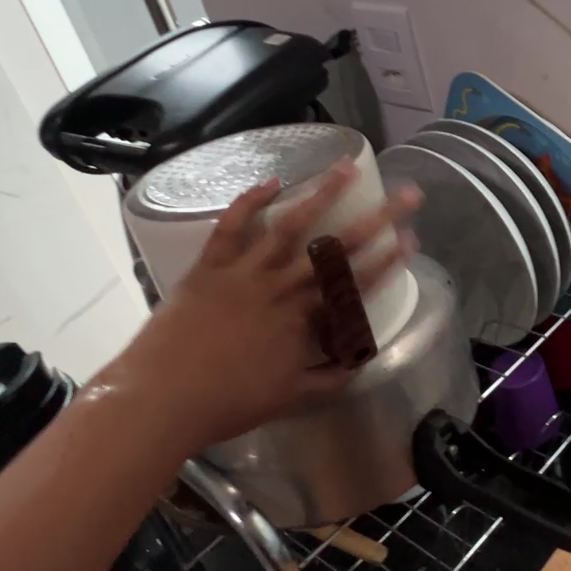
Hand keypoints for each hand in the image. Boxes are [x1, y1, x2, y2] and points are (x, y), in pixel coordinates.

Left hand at [93, 161, 418, 453]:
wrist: (159, 401)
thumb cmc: (227, 403)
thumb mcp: (291, 397)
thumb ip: (331, 377)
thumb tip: (361, 360)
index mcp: (304, 320)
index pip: (358, 283)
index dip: (389, 260)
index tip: (412, 240)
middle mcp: (281, 288)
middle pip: (338, 246)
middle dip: (378, 218)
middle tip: (406, 195)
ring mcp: (244, 273)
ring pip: (290, 225)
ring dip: (322, 193)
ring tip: (346, 166)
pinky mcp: (209, 267)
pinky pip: (230, 226)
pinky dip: (249, 201)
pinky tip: (273, 180)